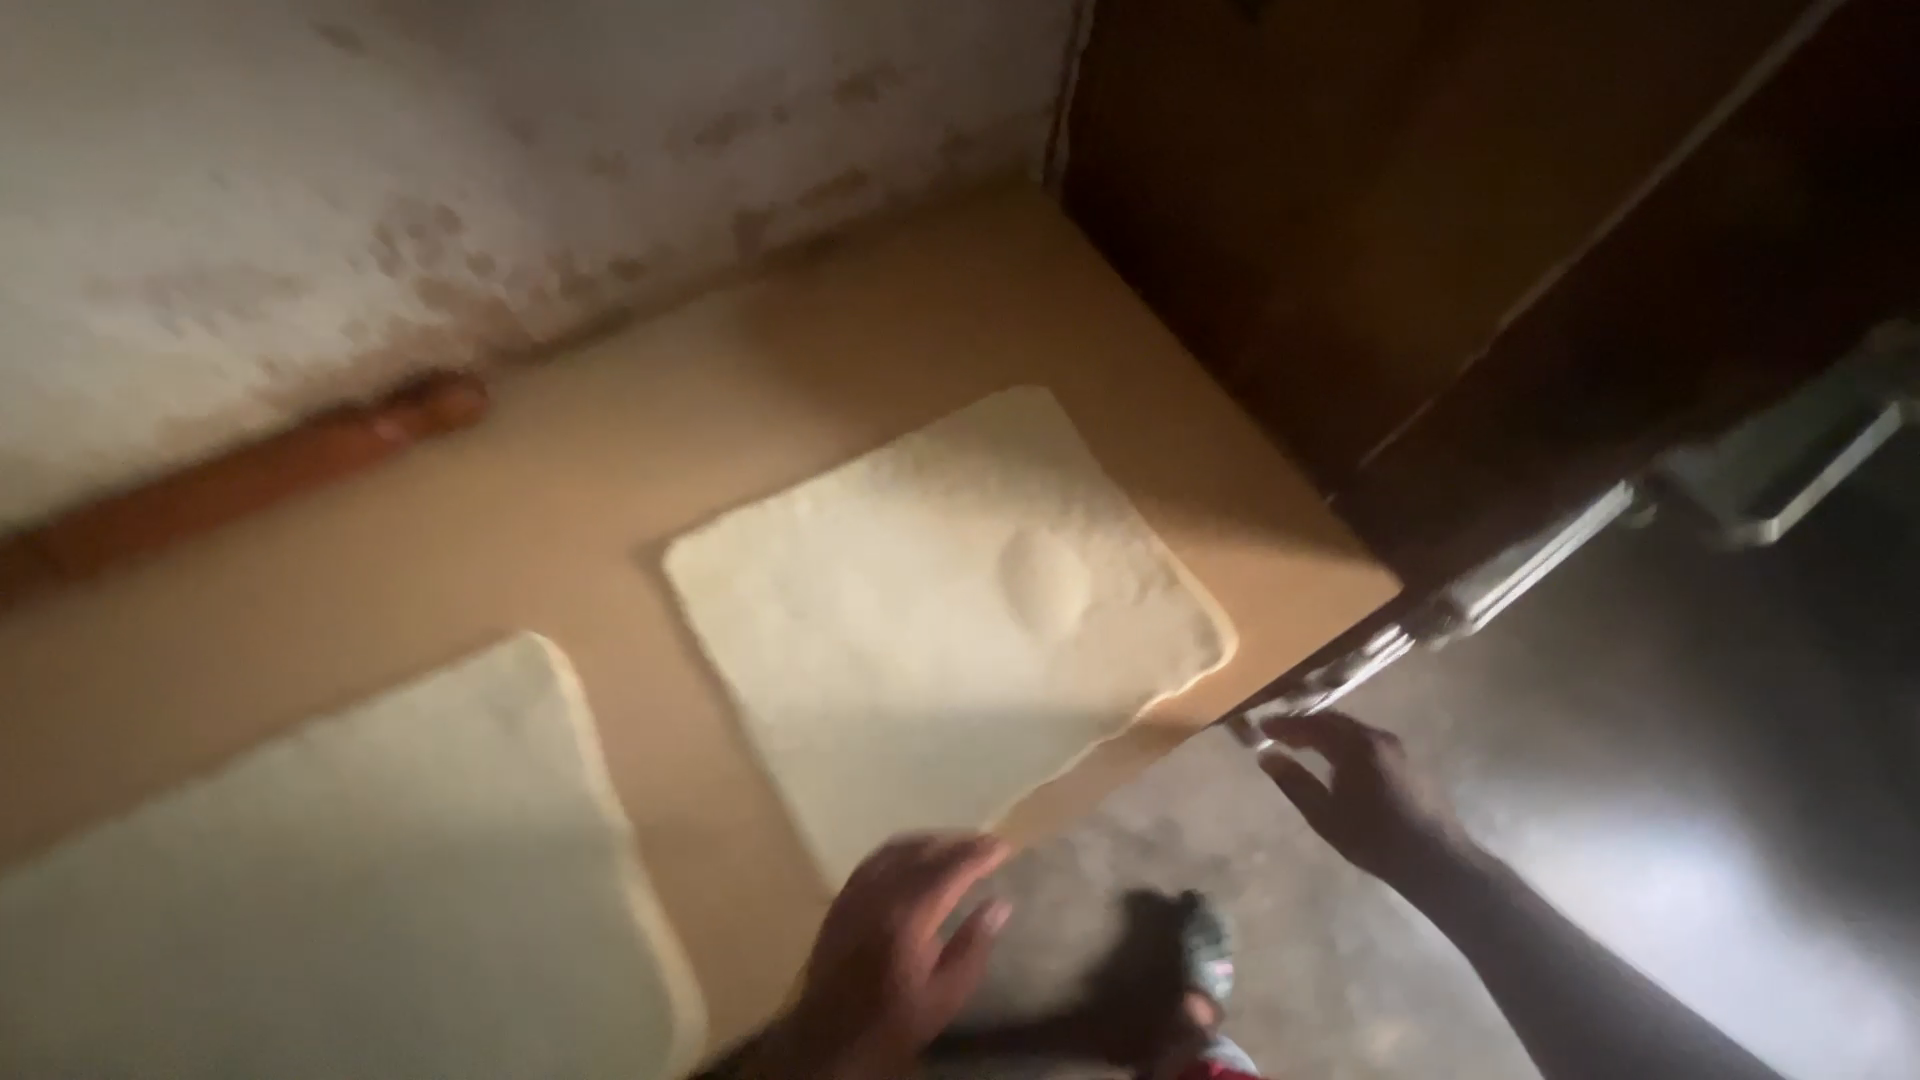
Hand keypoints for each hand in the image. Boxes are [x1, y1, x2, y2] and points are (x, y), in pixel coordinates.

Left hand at [765, 833, 1011, 1079]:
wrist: (831, 1039)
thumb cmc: (895, 1021)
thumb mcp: (946, 995)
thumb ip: (973, 945)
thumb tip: (999, 904)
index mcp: (910, 917)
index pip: (951, 869)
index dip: (980, 854)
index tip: (1004, 847)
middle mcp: (881, 893)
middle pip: (926, 851)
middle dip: (960, 843)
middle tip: (986, 845)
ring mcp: (857, 891)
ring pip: (899, 848)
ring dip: (932, 842)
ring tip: (956, 847)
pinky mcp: (843, 897)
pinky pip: (875, 858)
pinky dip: (901, 849)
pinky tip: (913, 856)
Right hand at [1258, 711, 1476, 887]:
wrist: (1437, 862)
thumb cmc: (1374, 839)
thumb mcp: (1324, 814)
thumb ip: (1293, 782)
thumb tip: (1266, 756)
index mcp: (1356, 746)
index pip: (1311, 725)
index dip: (1284, 725)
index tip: (1261, 727)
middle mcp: (1378, 738)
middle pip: (1333, 721)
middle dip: (1303, 725)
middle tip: (1279, 733)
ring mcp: (1397, 749)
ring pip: (1351, 731)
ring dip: (1324, 734)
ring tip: (1302, 745)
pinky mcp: (1408, 763)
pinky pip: (1366, 742)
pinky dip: (1343, 743)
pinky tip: (1335, 760)